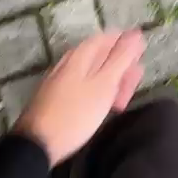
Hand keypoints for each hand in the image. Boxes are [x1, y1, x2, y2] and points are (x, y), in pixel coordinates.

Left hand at [13, 29, 145, 165]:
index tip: (141, 60)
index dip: (128, 46)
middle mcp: (70, 59)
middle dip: (120, 67)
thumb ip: (121, 58)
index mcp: (82, 53)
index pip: (110, 37)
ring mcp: (60, 77)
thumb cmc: (76, 113)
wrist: (36, 144)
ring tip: (120, 102)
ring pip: (92, 72)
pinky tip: (102, 107)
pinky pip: (82, 85)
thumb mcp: (104, 85)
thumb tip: (135, 34)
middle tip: (132, 88)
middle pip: (101, 55)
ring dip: (110, 82)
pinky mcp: (55, 95)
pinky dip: (96, 92)